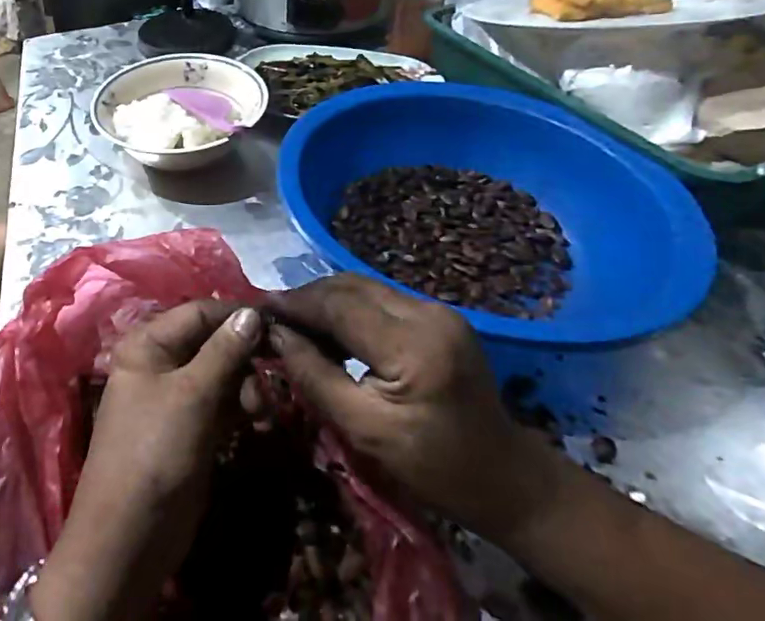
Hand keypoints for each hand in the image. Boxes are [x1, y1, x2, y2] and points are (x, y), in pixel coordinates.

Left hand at [32, 300, 263, 620]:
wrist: (128, 539)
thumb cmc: (155, 453)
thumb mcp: (192, 396)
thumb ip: (224, 351)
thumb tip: (251, 312)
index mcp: (148, 344)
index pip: (199, 312)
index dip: (237, 315)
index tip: (279, 326)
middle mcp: (159, 362)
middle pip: (211, 341)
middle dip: (244, 355)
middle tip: (274, 375)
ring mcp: (173, 397)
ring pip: (220, 373)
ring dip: (246, 385)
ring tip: (262, 410)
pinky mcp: (188, 427)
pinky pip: (220, 402)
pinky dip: (239, 407)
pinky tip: (258, 420)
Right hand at [267, 275, 562, 539]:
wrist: (506, 477)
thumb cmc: (434, 467)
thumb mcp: (366, 431)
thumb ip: (315, 377)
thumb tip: (274, 336)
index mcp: (413, 344)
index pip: (339, 305)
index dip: (295, 303)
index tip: (258, 307)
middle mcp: (428, 313)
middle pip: (351, 286)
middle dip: (308, 297)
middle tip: (272, 317)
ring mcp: (437, 311)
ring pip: (365, 288)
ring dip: (327, 301)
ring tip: (296, 324)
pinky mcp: (439, 317)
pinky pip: (382, 300)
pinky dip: (350, 309)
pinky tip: (332, 331)